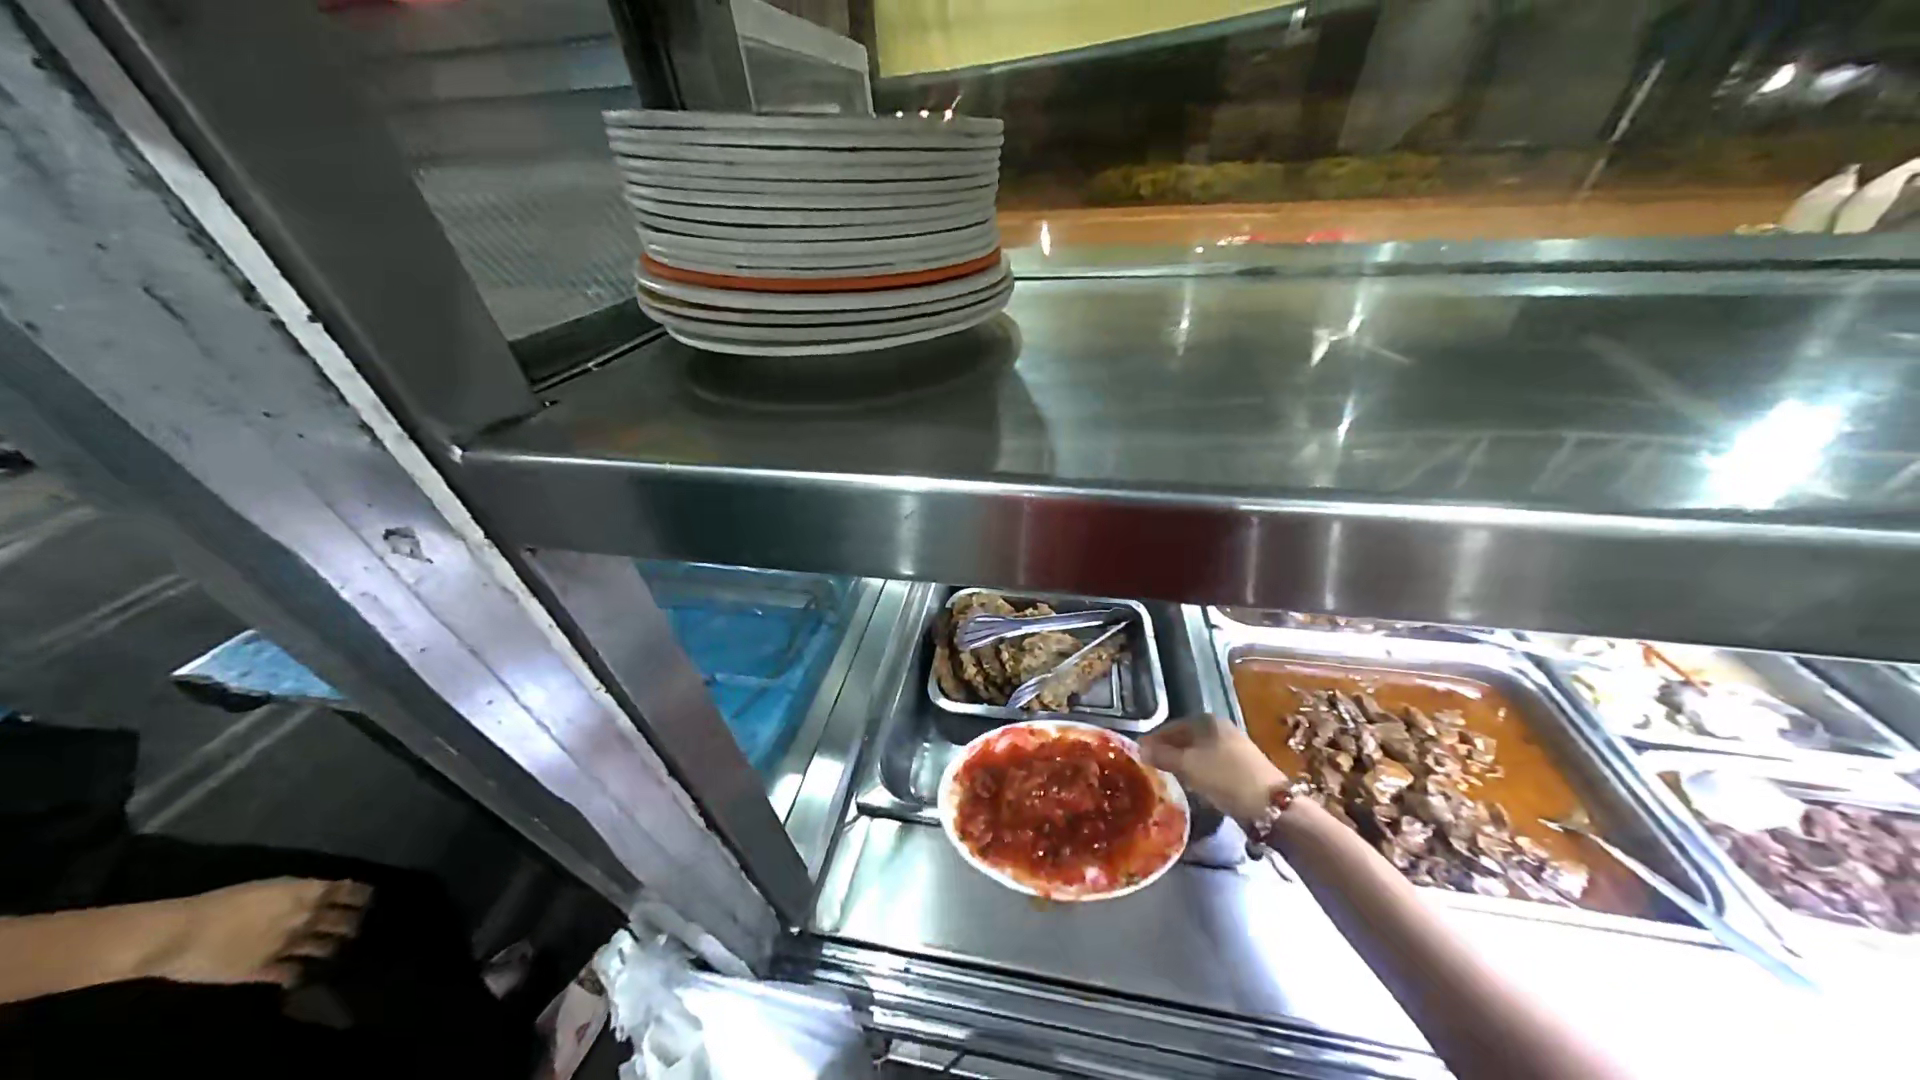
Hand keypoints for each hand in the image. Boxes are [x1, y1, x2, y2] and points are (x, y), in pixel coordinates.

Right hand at [145, 878, 371, 987]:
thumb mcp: (273, 886)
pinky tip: (300, 976)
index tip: (367, 901)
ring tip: (334, 949)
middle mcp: (308, 917)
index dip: (363, 898)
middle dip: (354, 924)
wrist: (183, 932)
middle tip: (355, 927)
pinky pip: (293, 973)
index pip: (354, 893)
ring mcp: (289, 944)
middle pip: (347, 922)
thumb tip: (321, 894)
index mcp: (311, 892)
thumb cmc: (225, 902)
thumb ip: (301, 891)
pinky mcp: (266, 969)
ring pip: (327, 947)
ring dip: (333, 948)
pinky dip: (300, 975)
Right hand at [1140, 714, 1287, 823]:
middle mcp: (1221, 729)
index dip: (1153, 739)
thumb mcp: (1187, 765)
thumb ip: (1162, 755)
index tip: (1138, 754)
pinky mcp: (1242, 766)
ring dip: (1182, 763)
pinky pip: (1211, 764)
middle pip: (1185, 738)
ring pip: (1198, 752)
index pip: (1171, 726)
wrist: (1269, 805)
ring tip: (1167, 777)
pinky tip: (1192, 784)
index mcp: (1207, 721)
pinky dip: (1198, 771)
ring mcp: (1233, 747)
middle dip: (1168, 751)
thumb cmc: (1224, 777)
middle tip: (1151, 767)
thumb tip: (1141, 749)